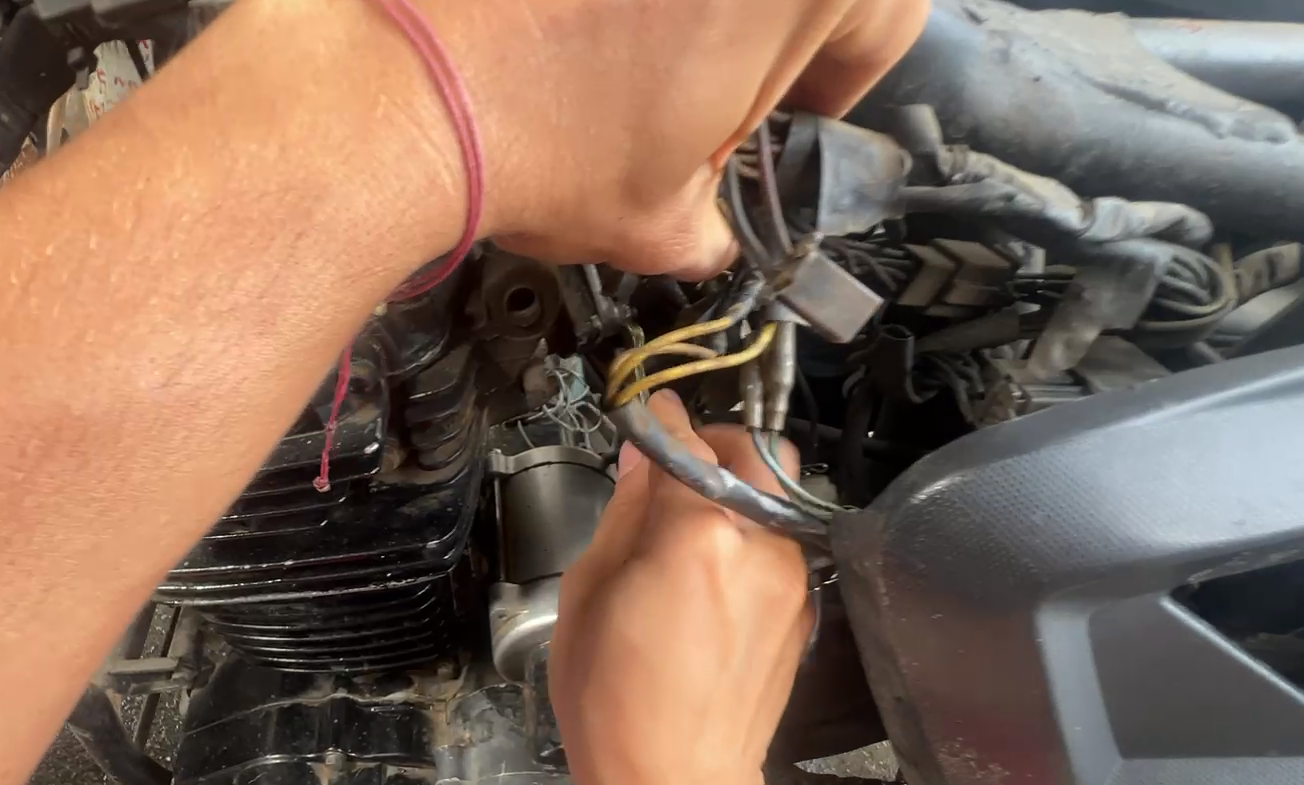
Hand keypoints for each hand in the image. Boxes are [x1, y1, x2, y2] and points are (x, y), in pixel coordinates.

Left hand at [418, 0, 930, 276]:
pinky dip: (611, 4)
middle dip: (755, 50)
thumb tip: (708, 241)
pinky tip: (576, 28)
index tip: (788, 126)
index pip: (883, 29)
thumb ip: (705, 229)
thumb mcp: (651, 221)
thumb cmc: (550, 155)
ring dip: (680, 18)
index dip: (834, 93)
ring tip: (615, 69)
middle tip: (691, 110)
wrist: (420, 95)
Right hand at [549, 391, 811, 784]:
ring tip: (682, 531)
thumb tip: (643, 456)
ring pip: (773, 496)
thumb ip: (626, 513)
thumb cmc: (608, 695)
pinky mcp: (804, 610)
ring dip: (730, 490)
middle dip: (710, 444)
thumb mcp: (588, 594)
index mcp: (697, 534)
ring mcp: (793, 578)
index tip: (644, 411)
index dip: (660, 419)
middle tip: (667, 468)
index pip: (684, 442)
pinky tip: (707, 577)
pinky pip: (779, 542)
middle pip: (754, 452)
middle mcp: (762, 542)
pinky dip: (746, 534)